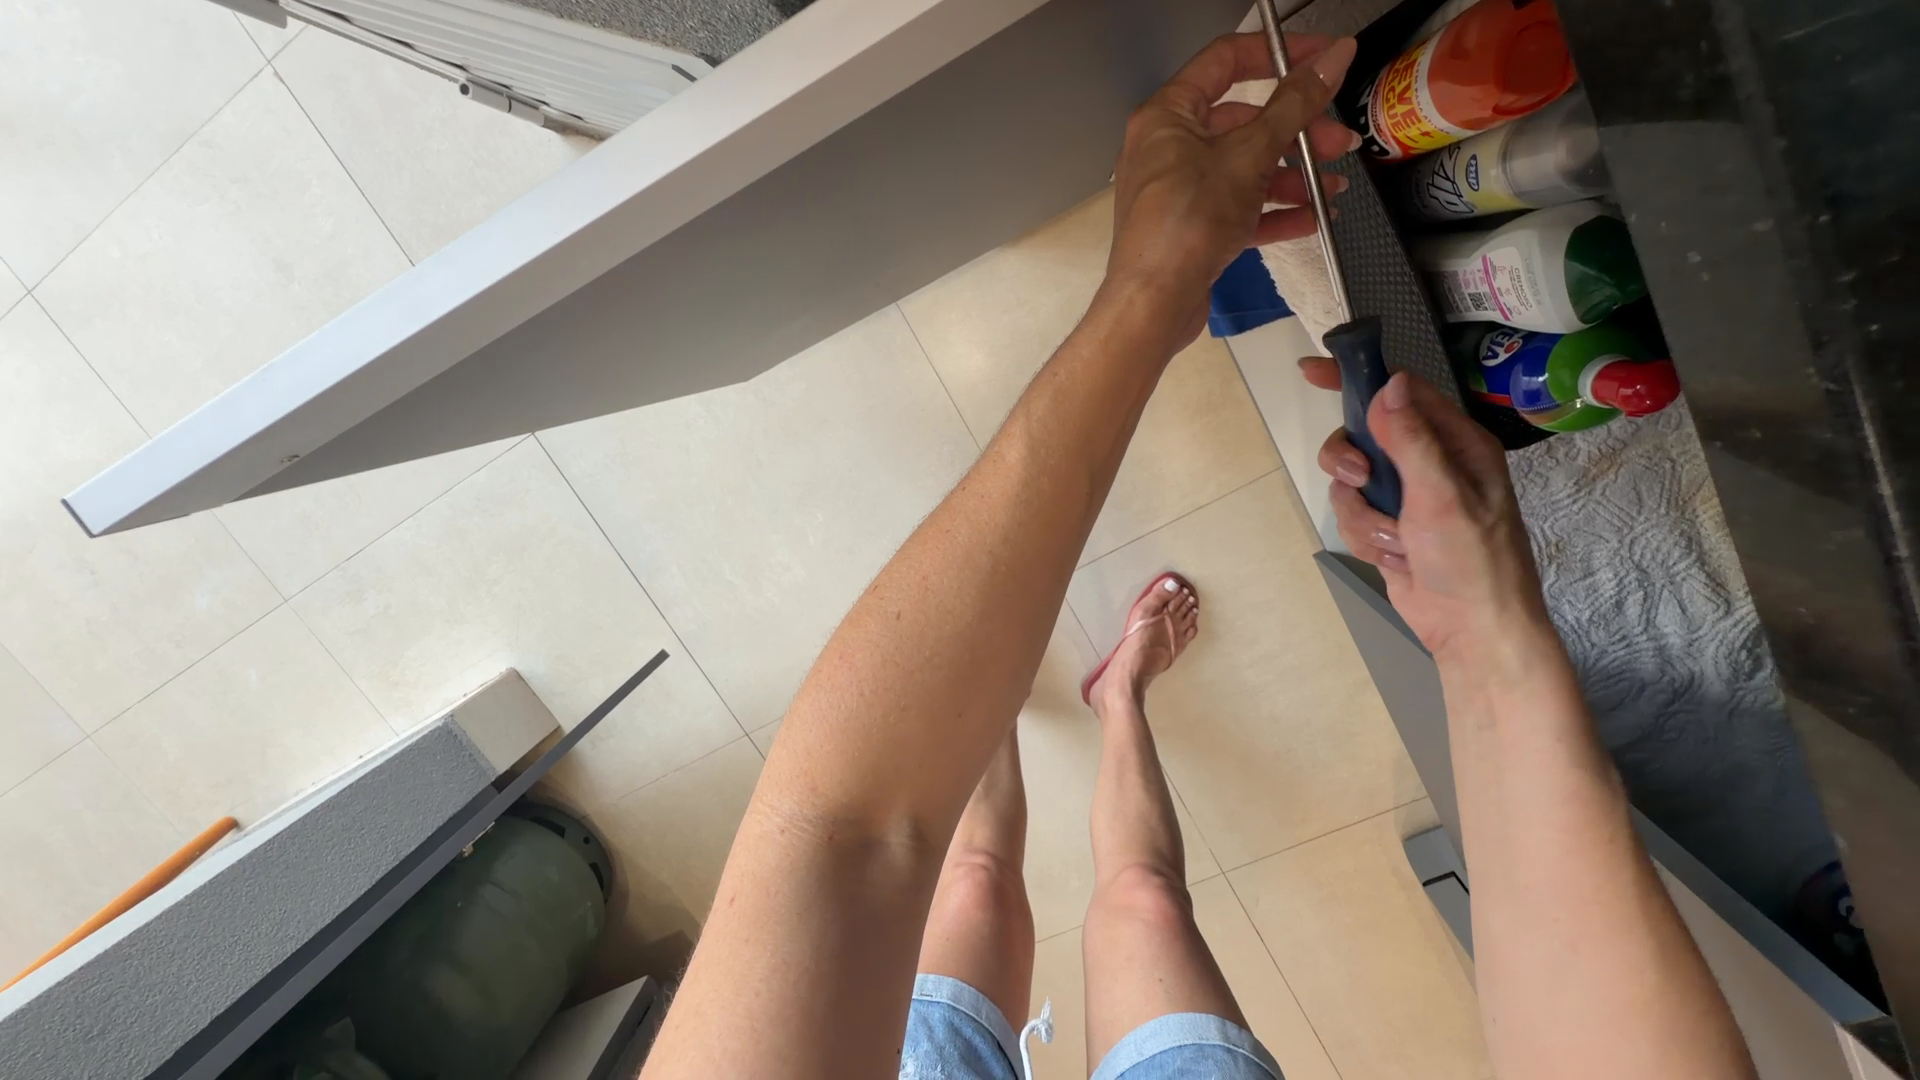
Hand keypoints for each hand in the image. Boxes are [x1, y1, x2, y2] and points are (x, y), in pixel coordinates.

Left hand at [1101, 33, 1359, 340]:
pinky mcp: (1187, 231)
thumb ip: (1294, 105)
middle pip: (1241, 124)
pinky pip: (1235, 211)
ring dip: (1291, 178)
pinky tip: (1309, 220)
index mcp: (1166, 117)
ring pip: (1242, 171)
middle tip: (1336, 143)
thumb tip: (1332, 58)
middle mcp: (1165, 151)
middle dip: (1295, 133)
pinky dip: (1270, 214)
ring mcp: (1175, 194)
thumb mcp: (1249, 155)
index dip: (1280, 54)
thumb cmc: (1186, 224)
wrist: (1153, 304)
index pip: (1225, 61)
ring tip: (1330, 188)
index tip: (1324, 61)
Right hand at [1300, 359, 1551, 662]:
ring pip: (1347, 482)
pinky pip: (1350, 515)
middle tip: (1358, 480)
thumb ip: (1411, 440)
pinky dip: (1365, 537)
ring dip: (1363, 515)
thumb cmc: (1471, 558)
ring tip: (1396, 540)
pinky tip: (1394, 556)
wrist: (1469, 627)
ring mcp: (1403, 496)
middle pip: (1360, 437)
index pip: (1399, 393)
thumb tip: (1388, 384)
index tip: (1310, 371)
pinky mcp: (1385, 525)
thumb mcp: (1442, 494)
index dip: (1356, 378)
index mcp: (1454, 442)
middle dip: (1351, 463)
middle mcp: (1427, 462)